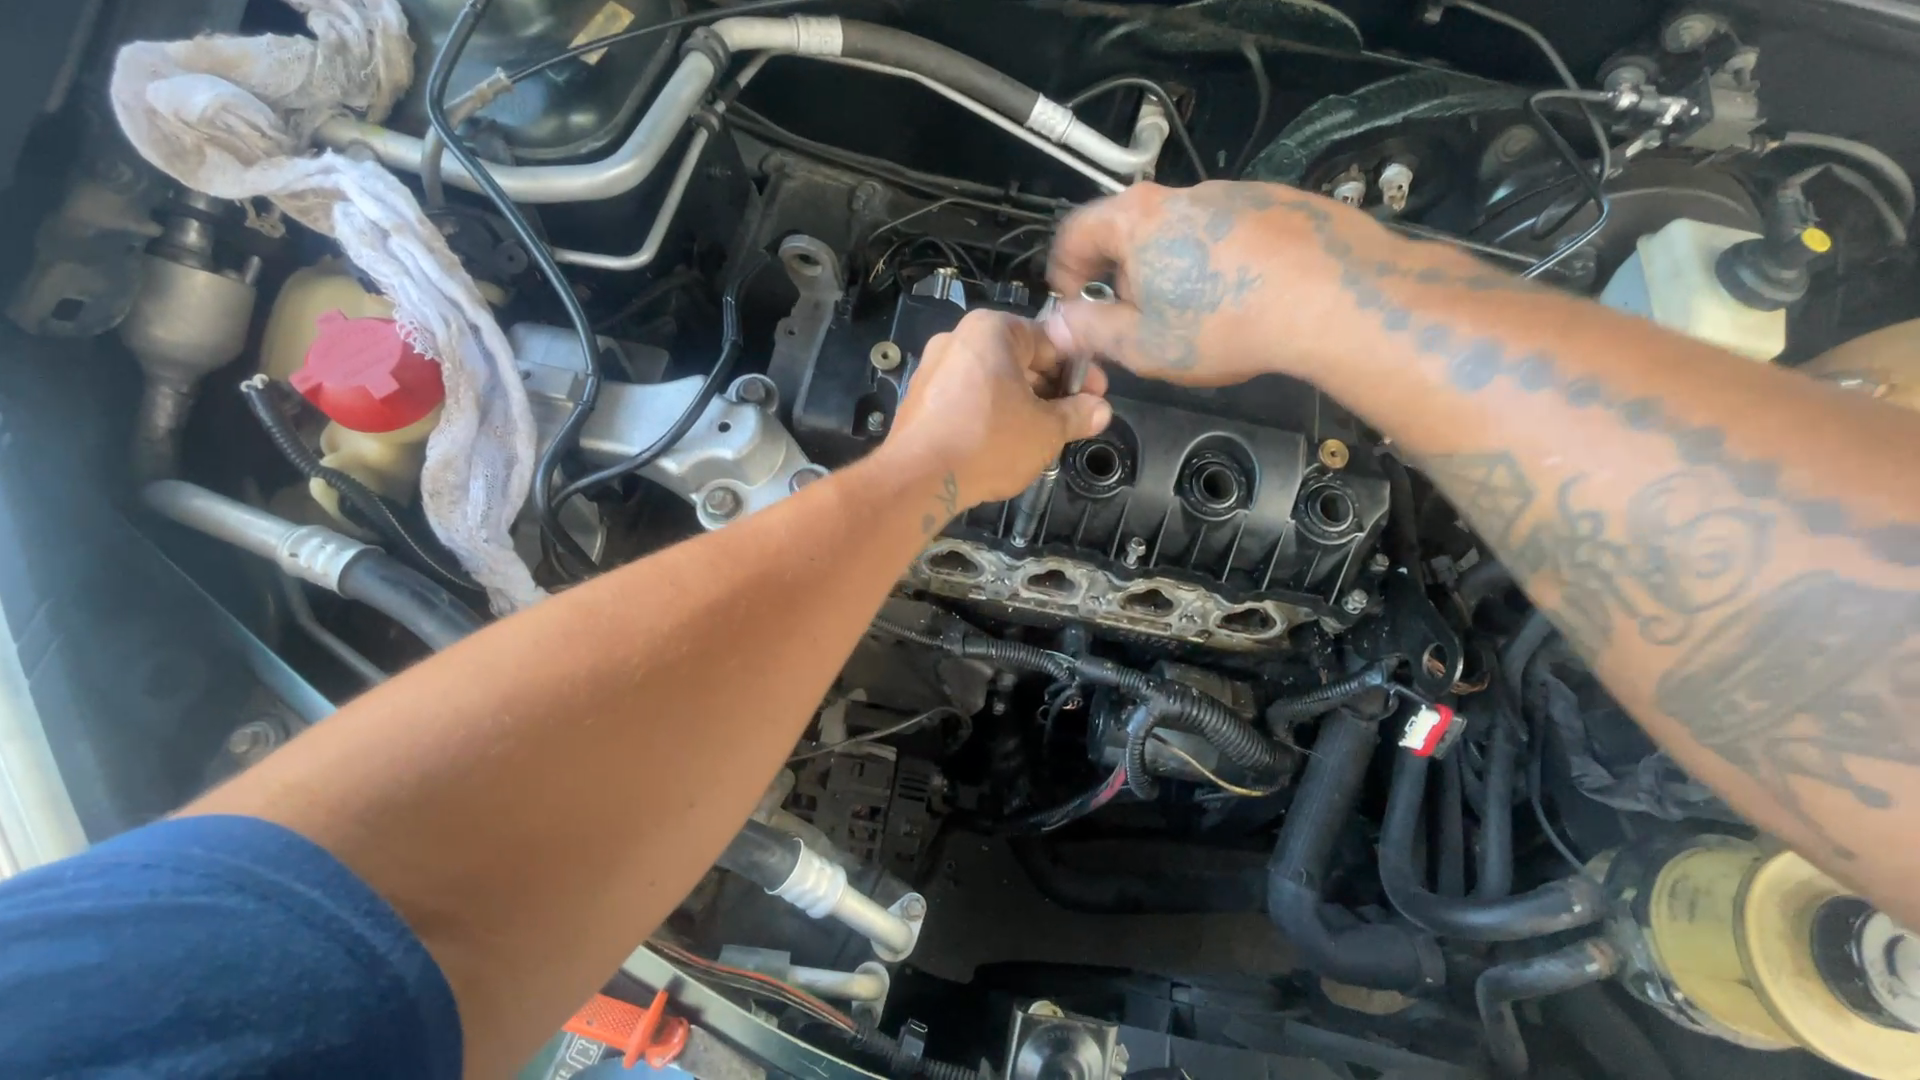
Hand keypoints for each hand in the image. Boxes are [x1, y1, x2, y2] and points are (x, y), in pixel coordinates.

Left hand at [887, 309, 1111, 508]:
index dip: (1079, 371)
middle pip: (1020, 359)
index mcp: (991, 330)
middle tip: (1074, 419)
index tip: (1097, 397)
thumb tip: (1100, 410)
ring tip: (1043, 435)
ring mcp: (934, 368)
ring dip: (1023, 403)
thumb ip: (1077, 415)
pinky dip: (991, 414)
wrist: (918, 478)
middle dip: (1051, 389)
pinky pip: (968, 398)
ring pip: (994, 381)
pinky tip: (1004, 442)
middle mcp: (958, 339)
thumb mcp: (1046, 431)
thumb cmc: (989, 442)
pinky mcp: (920, 399)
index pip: (1050, 342)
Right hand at [1041, 180, 1389, 384]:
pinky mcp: (1278, 204)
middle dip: (1123, 277)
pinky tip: (1243, 301)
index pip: (1075, 231)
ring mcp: (1235, 194)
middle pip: (1130, 232)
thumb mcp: (1141, 345)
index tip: (1072, 303)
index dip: (1063, 271)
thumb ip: (1090, 330)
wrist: (1334, 299)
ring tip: (1198, 318)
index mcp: (1137, 221)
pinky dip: (1222, 265)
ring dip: (1174, 272)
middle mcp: (1183, 195)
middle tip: (1135, 322)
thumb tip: (1060, 324)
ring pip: (1183, 234)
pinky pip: (1230, 235)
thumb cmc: (1226, 323)